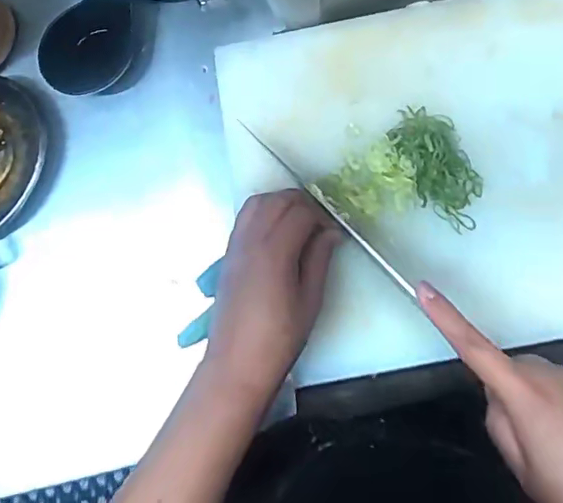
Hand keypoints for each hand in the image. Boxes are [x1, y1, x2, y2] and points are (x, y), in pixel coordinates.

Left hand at [202, 190, 341, 401]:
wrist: (236, 362)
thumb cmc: (279, 338)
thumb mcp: (310, 301)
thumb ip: (319, 259)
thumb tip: (331, 232)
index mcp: (275, 251)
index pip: (300, 213)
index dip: (321, 216)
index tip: (334, 231)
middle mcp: (252, 238)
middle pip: (278, 200)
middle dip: (302, 203)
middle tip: (320, 222)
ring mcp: (236, 242)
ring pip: (258, 201)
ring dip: (280, 202)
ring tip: (298, 221)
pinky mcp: (228, 251)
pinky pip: (245, 215)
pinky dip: (262, 210)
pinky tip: (276, 229)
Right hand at [418, 282, 562, 502]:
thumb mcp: (529, 476)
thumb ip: (503, 432)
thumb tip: (498, 406)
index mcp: (524, 394)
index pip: (472, 348)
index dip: (445, 318)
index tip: (423, 288)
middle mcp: (551, 376)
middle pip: (509, 376)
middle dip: (510, 404)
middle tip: (532, 456)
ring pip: (541, 390)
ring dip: (542, 415)